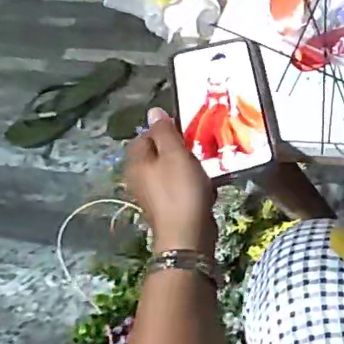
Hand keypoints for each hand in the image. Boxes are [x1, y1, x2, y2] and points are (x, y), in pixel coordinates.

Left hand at [125, 108, 216, 252]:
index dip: (166, 129)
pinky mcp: (167, 204)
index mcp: (136, 162)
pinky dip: (192, 181)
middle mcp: (138, 176)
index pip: (145, 135)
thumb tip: (154, 111)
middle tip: (201, 146)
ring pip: (171, 168)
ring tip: (207, 163)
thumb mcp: (175, 154)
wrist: (187, 233)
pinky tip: (206, 183)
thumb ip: (165, 132)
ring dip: (189, 164)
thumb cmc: (181, 190)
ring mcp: (152, 192)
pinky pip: (179, 184)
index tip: (190, 131)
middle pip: (158, 152)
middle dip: (180, 147)